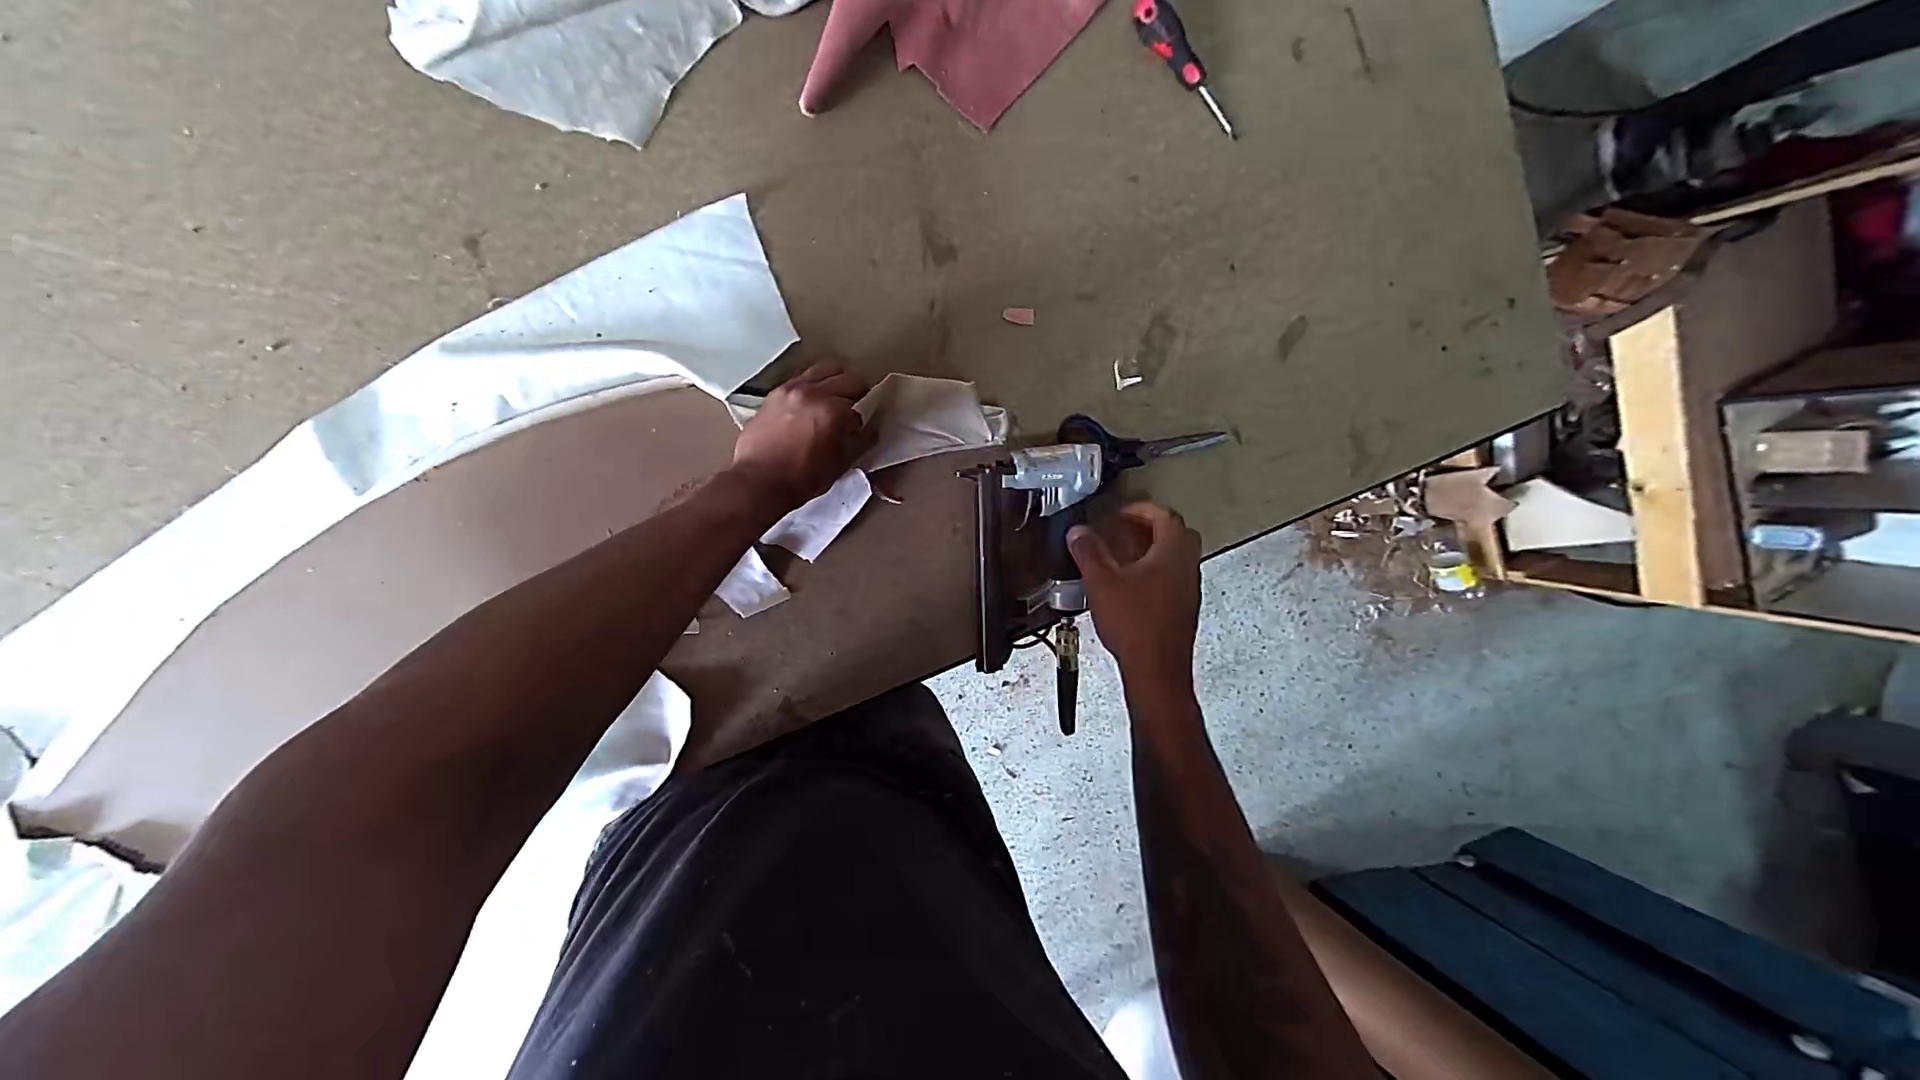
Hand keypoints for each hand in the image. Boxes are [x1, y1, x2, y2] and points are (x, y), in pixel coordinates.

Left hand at [729, 363, 875, 511]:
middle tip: (853, 412)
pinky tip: (811, 402)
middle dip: (856, 395)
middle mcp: (812, 392)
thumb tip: (868, 430)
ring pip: (825, 369)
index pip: (861, 406)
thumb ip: (860, 442)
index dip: (862, 420)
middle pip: (847, 379)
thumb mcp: (839, 465)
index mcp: (831, 411)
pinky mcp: (776, 393)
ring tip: (833, 400)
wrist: (759, 480)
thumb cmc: (801, 478)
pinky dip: (813, 384)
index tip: (858, 430)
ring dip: (835, 381)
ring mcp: (791, 389)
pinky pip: (802, 376)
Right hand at [1068, 502, 1201, 688]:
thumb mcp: (1101, 582)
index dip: (1141, 509)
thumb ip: (1089, 552)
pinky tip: (1129, 586)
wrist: (1156, 670)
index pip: (1165, 516)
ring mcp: (1189, 591)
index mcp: (1173, 553)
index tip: (1123, 512)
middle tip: (1125, 529)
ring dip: (1151, 551)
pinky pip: (1172, 580)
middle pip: (1175, 534)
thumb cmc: (1136, 627)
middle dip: (1149, 527)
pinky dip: (1153, 573)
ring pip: (1175, 558)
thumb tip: (1079, 534)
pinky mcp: (1183, 610)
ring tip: (1123, 556)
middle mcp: (1187, 568)